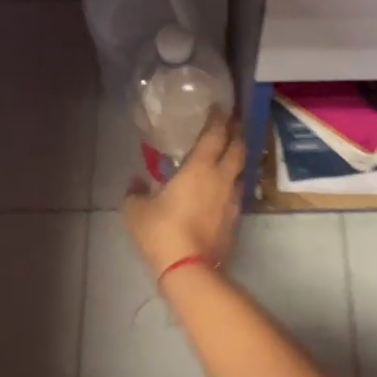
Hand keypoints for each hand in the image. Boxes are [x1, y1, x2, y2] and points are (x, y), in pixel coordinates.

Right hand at [121, 110, 245, 279]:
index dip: (219, 118)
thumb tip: (136, 183)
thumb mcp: (137, 210)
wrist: (189, 269)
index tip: (219, 107)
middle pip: (238, 148)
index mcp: (200, 167)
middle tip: (233, 123)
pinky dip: (232, 186)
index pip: (215, 134)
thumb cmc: (162, 231)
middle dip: (237, 133)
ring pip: (241, 172)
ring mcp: (233, 200)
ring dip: (237, 160)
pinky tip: (224, 190)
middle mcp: (222, 178)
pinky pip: (237, 195)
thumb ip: (136, 192)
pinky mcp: (235, 221)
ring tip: (230, 155)